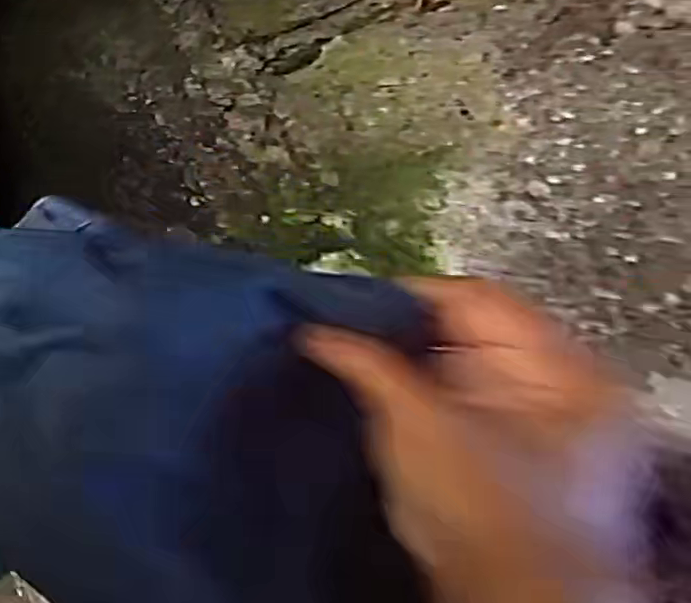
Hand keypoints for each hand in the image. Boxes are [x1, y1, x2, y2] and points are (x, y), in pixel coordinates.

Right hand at [302, 277, 630, 602]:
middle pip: (453, 319)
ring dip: (385, 346)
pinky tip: (352, 371)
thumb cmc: (483, 503)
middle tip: (331, 320)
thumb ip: (360, 358)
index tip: (341, 300)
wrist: (504, 586)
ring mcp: (518, 406)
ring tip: (335, 344)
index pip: (469, 295)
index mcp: (559, 371)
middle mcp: (547, 381)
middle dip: (387, 319)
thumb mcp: (415, 416)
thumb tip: (308, 325)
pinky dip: (391, 370)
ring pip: (436, 347)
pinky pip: (431, 376)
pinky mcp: (486, 426)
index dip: (401, 293)